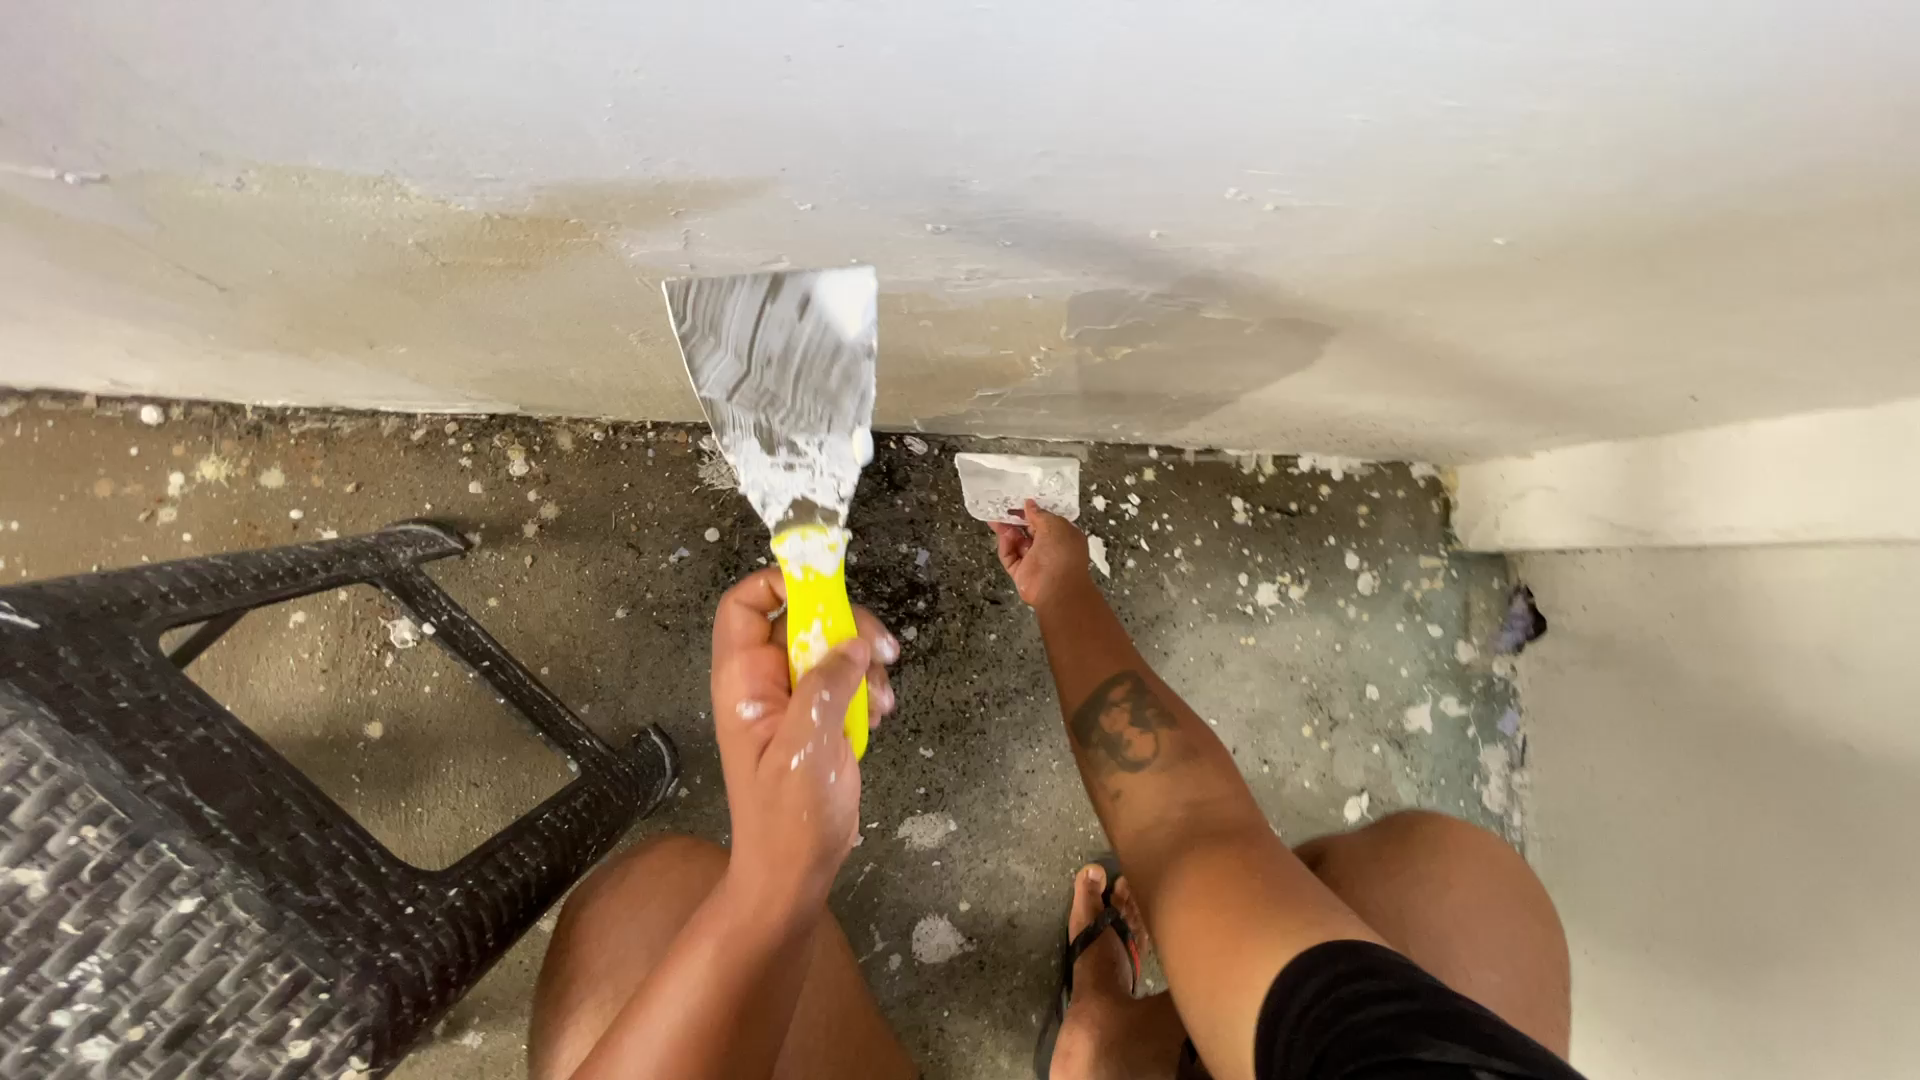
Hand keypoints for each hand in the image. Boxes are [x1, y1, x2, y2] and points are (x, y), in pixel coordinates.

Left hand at [709, 568, 900, 919]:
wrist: (796, 873)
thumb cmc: (788, 817)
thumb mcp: (806, 747)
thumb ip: (826, 685)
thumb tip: (852, 642)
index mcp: (743, 681)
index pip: (744, 605)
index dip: (778, 583)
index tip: (827, 588)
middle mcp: (766, 681)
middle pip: (802, 618)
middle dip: (845, 628)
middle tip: (880, 650)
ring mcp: (795, 698)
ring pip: (832, 646)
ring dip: (864, 664)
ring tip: (879, 703)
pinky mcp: (820, 715)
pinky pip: (847, 677)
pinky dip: (868, 687)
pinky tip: (877, 715)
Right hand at [990, 499, 1093, 609]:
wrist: (1057, 589)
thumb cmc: (1061, 552)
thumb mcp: (1054, 525)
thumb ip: (1039, 514)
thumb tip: (1029, 504)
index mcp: (1063, 536)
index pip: (1046, 521)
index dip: (1033, 511)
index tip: (1019, 502)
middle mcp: (1049, 548)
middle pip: (1029, 531)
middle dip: (1016, 520)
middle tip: (1001, 509)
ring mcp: (1034, 561)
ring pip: (1017, 543)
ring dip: (1008, 531)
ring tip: (997, 521)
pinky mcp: (1021, 572)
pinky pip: (1010, 556)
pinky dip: (1006, 546)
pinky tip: (1004, 537)